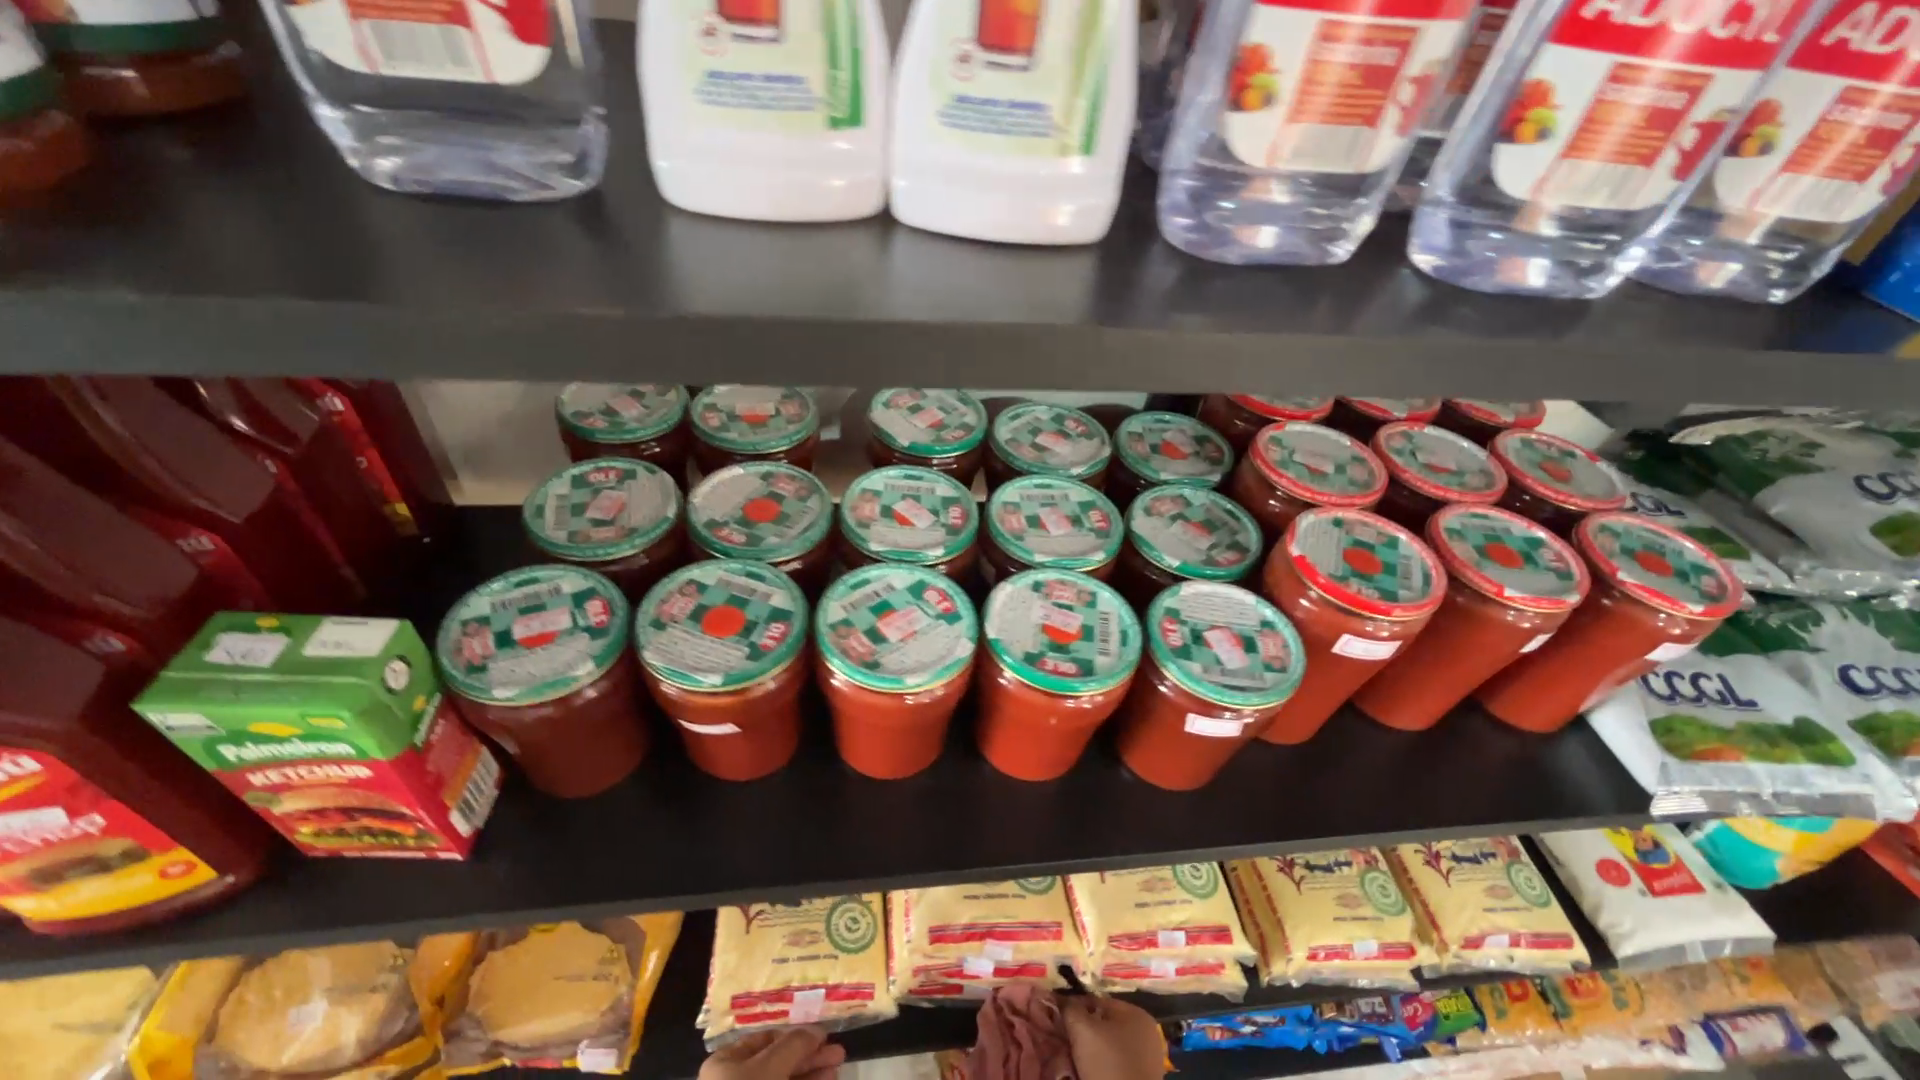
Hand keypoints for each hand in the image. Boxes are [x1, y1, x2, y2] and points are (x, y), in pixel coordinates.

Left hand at [699, 1027, 846, 1079]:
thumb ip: (794, 1045)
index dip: (795, 1035)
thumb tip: (816, 1030)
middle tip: (838, 1053)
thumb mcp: (769, 1066)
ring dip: (813, 1075)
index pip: (765, 1040)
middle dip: (810, 1056)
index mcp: (727, 1062)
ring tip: (838, 1066)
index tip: (822, 1036)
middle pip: (780, 1062)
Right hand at [1062, 995, 1165, 1079]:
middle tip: (1065, 1041)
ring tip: (1074, 1059)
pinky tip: (1089, 1073)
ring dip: (1091, 1050)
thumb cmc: (1107, 1063)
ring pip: (1109, 1045)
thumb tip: (1061, 1000)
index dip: (1073, 1008)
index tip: (1057, 1020)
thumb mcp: (1082, 1030)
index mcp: (1136, 1013)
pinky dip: (1103, 1065)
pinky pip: (1116, 1063)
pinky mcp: (1144, 1078)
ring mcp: (1148, 1057)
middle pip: (1104, 1024)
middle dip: (1083, 1031)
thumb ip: (1070, 1009)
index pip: (1097, 1001)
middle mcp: (1146, 1032)